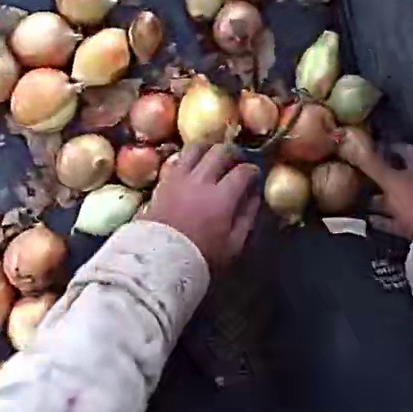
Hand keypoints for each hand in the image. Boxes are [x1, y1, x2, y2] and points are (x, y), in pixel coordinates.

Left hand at [138, 144, 259, 271]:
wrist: (157, 263)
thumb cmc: (200, 257)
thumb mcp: (233, 245)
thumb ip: (247, 217)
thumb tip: (254, 195)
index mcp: (222, 197)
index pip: (243, 171)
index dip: (253, 169)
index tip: (255, 174)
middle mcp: (201, 180)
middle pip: (221, 151)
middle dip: (234, 152)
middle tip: (237, 160)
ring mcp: (179, 178)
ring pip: (196, 148)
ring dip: (209, 148)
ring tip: (214, 156)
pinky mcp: (163, 181)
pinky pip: (178, 159)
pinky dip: (190, 158)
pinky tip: (193, 166)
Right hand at [337, 134, 412, 239]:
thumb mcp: (390, 180)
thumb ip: (373, 165)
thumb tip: (354, 145)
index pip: (404, 150)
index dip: (389, 147)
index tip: (371, 148)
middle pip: (399, 175)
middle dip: (380, 175)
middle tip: (360, 175)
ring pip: (396, 198)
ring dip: (380, 199)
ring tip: (359, 197)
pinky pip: (395, 220)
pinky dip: (382, 220)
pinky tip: (368, 221)